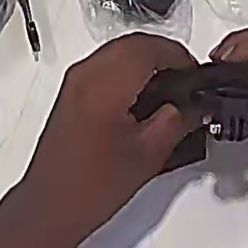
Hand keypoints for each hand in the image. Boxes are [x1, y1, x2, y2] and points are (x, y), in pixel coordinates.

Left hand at [11, 33, 199, 242]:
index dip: (177, 55)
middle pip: (132, 44)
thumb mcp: (147, 154)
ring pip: (119, 50)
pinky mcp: (72, 88)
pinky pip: (106, 63)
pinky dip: (129, 68)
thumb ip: (177, 121)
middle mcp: (86, 73)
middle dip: (164, 55)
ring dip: (146, 60)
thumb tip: (196, 105)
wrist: (51, 204)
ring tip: (171, 90)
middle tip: (187, 81)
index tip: (195, 73)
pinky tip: (145, 96)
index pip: (147, 48)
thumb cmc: (93, 186)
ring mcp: (76, 78)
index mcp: (104, 84)